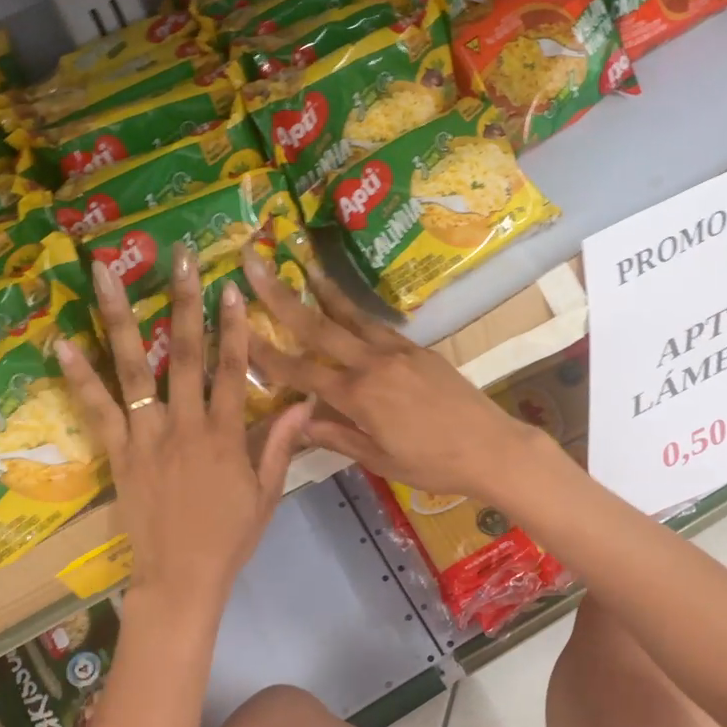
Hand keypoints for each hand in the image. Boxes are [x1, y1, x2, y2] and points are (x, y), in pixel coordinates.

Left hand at [57, 245, 310, 605]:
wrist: (182, 576)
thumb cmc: (231, 538)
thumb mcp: (267, 494)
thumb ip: (282, 445)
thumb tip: (304, 402)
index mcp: (227, 437)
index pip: (234, 372)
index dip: (234, 328)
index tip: (230, 288)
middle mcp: (186, 427)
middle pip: (186, 356)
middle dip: (183, 303)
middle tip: (179, 257)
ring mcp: (147, 438)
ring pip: (134, 370)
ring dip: (120, 319)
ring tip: (104, 273)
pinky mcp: (118, 454)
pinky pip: (97, 410)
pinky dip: (79, 377)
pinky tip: (61, 341)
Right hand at [241, 246, 548, 501]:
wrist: (491, 447)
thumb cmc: (434, 464)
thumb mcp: (381, 460)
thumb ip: (339, 438)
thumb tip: (300, 422)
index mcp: (359, 397)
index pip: (301, 372)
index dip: (265, 352)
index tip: (236, 327)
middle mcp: (373, 365)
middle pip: (319, 326)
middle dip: (281, 295)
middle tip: (252, 262)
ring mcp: (399, 352)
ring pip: (351, 316)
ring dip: (322, 290)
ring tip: (299, 263)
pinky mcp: (419, 350)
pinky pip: (378, 326)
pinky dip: (356, 312)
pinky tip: (345, 304)